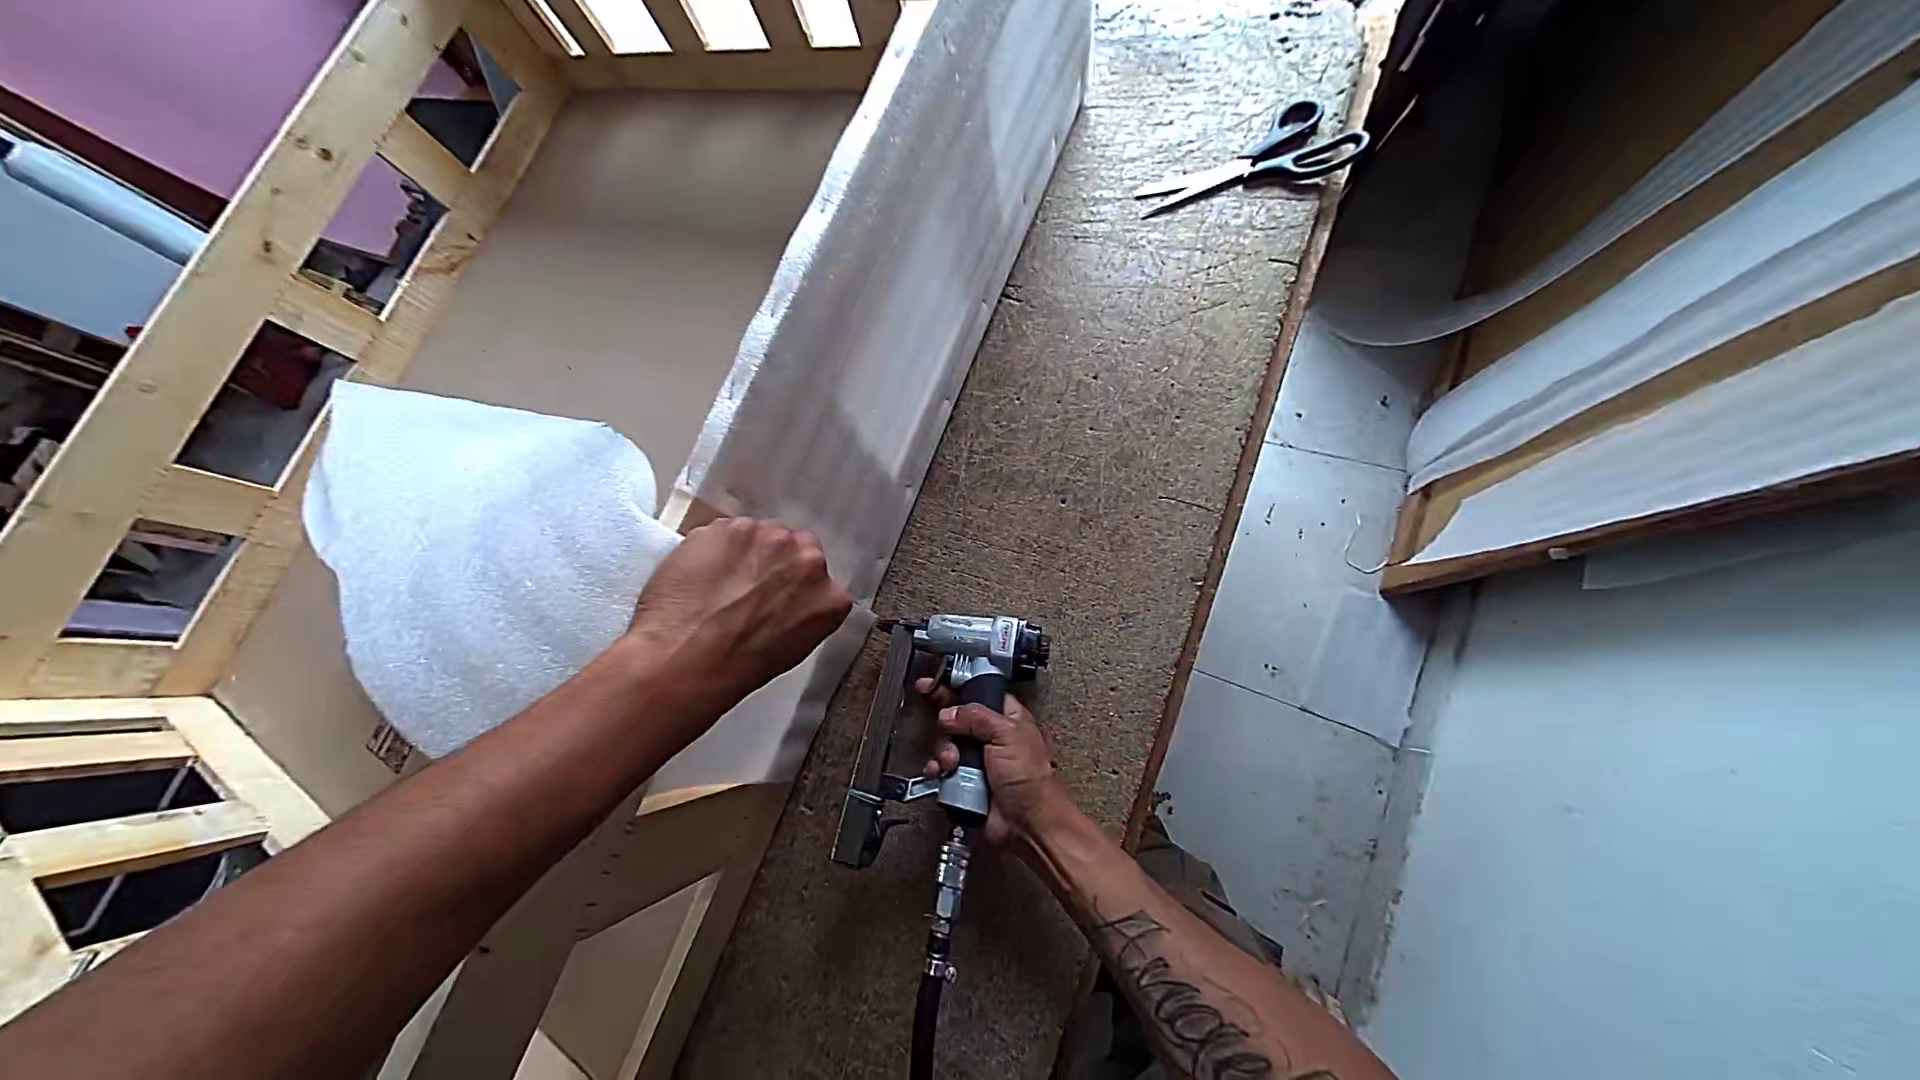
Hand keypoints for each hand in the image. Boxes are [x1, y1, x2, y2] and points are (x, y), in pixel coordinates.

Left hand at [624, 517, 852, 712]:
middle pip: (796, 545)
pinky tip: (701, 576)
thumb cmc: (736, 665)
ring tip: (720, 583)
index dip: (795, 585)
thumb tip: (792, 601)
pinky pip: (727, 531)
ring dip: (746, 552)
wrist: (687, 658)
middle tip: (750, 586)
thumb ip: (807, 611)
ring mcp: (768, 537)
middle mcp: (807, 556)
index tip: (779, 595)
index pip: (820, 579)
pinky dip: (716, 548)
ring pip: (761, 534)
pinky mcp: (729, 527)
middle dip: (776, 561)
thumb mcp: (795, 648)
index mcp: (830, 595)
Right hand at [916, 680, 1065, 845]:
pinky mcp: (965, 780)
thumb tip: (949, 712)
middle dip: (946, 726)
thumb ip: (976, 716)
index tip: (932, 684)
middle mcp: (990, 736)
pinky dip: (937, 769)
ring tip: (952, 762)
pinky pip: (942, 768)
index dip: (954, 686)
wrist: (1027, 824)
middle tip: (946, 729)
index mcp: (1007, 717)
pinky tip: (941, 773)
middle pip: (955, 718)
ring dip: (943, 751)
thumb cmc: (1031, 781)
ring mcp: (977, 759)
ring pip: (946, 743)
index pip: (977, 691)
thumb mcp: (1007, 735)